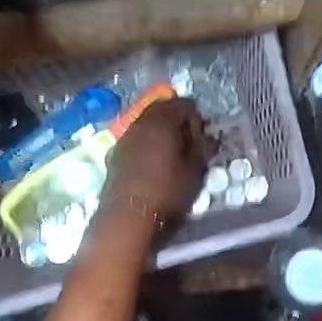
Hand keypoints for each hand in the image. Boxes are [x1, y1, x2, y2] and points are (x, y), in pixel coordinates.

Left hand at [102, 98, 208, 229]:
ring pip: (145, 123)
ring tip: (170, 154)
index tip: (201, 138)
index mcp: (162, 120)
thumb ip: (202, 147)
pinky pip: (134, 139)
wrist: (127, 217)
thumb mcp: (195, 170)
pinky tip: (151, 164)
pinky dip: (145, 144)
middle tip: (187, 143)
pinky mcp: (114, 154)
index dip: (196, 118)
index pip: (183, 104)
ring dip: (159, 132)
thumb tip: (207, 136)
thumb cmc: (167, 191)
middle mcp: (140, 122)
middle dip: (176, 121)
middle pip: (161, 109)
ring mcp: (124, 137)